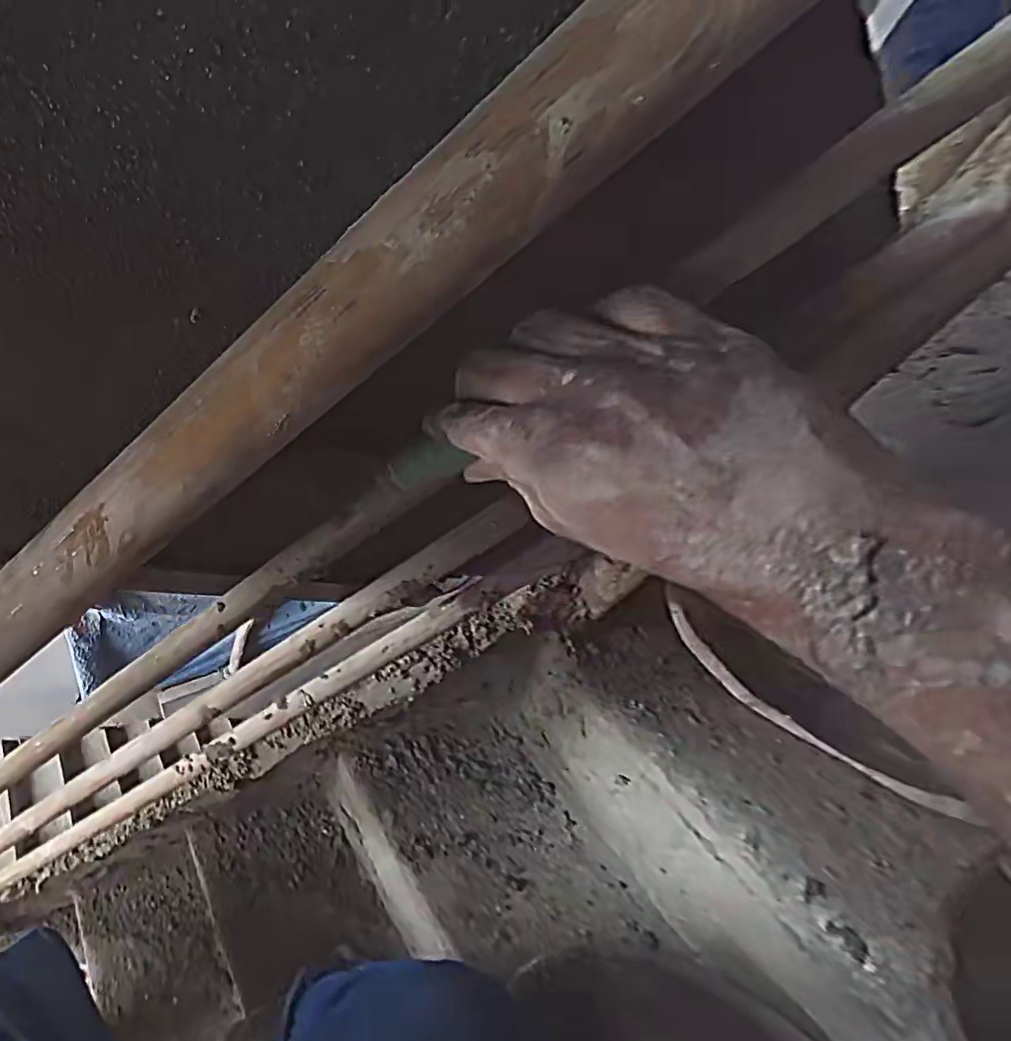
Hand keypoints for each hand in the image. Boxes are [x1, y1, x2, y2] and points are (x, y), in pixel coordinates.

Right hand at [435, 286, 906, 605]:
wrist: (799, 524)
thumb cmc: (675, 537)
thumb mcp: (572, 519)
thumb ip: (519, 479)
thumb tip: (483, 461)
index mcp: (537, 445)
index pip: (460, 418)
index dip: (444, 424)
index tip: (444, 426)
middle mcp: (573, 392)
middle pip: (485, 363)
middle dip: (471, 384)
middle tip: (482, 397)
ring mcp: (634, 356)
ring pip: (542, 324)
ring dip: (527, 348)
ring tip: (539, 366)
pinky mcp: (695, 335)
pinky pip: (626, 301)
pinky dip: (602, 319)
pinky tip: (604, 340)